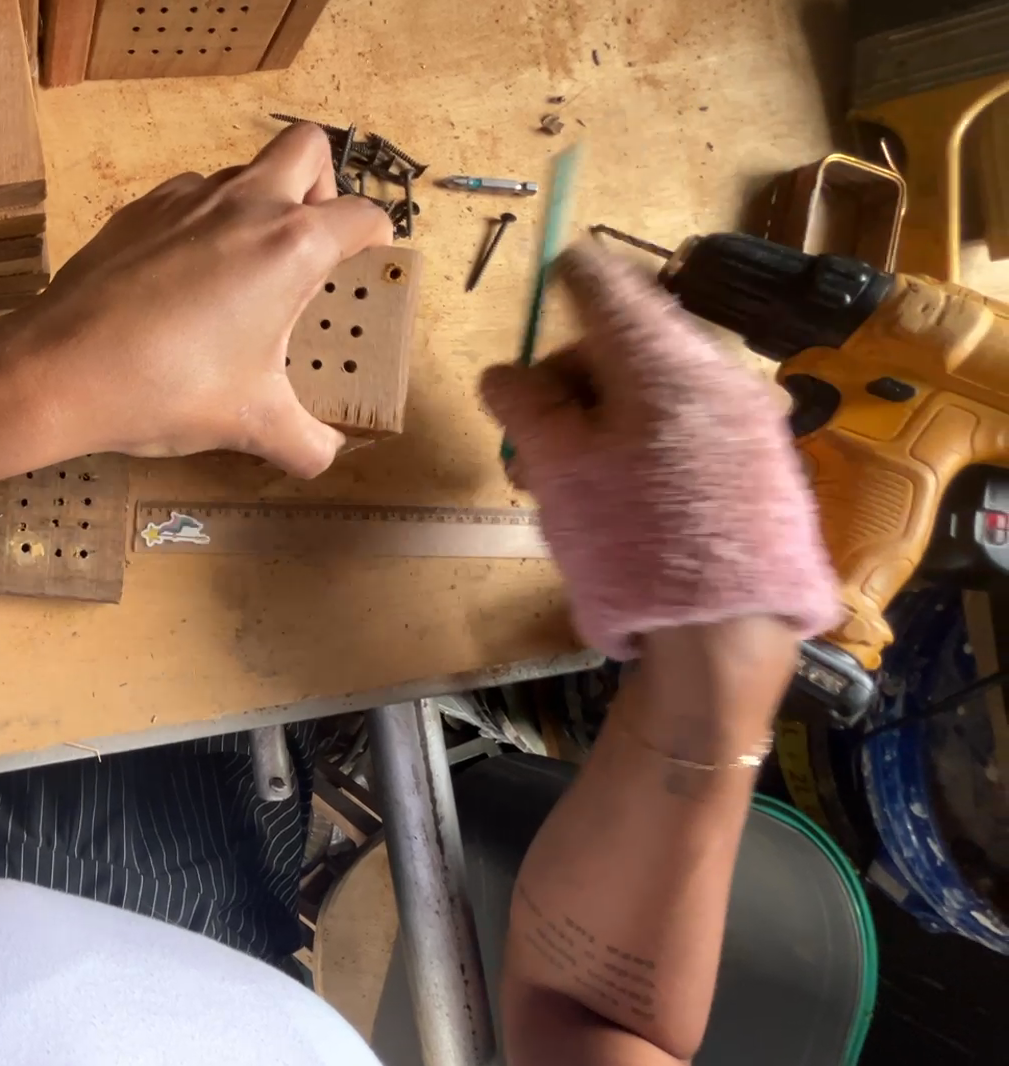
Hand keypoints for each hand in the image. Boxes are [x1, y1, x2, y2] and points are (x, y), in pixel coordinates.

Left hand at [0, 124, 392, 477]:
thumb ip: (304, 444)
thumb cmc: (168, 390)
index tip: (366, 263)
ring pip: (238, 172)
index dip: (374, 238)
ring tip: (236, 272)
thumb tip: (327, 459)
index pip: (360, 217)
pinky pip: (182, 199)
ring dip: (253, 204)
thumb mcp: (249, 424)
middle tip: (303, 246)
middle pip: (306, 150)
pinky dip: (196, 224)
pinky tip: (176, 280)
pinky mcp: (133, 213)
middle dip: (319, 186)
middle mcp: (242, 203)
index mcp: (289, 246)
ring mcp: (181, 200)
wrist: (60, 371)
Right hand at [478, 243, 839, 658]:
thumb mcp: (556, 463)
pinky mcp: (744, 464)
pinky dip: (624, 440)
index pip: (616, 299)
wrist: (717, 626)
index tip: (561, 259)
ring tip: (551, 476)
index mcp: (667, 369)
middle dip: (564, 382)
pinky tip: (601, 487)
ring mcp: (738, 424)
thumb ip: (524, 404)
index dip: (580, 279)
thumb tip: (501, 371)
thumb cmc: (627, 533)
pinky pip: (671, 428)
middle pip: (624, 351)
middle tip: (523, 434)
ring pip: (643, 395)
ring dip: (587, 420)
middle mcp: (714, 382)